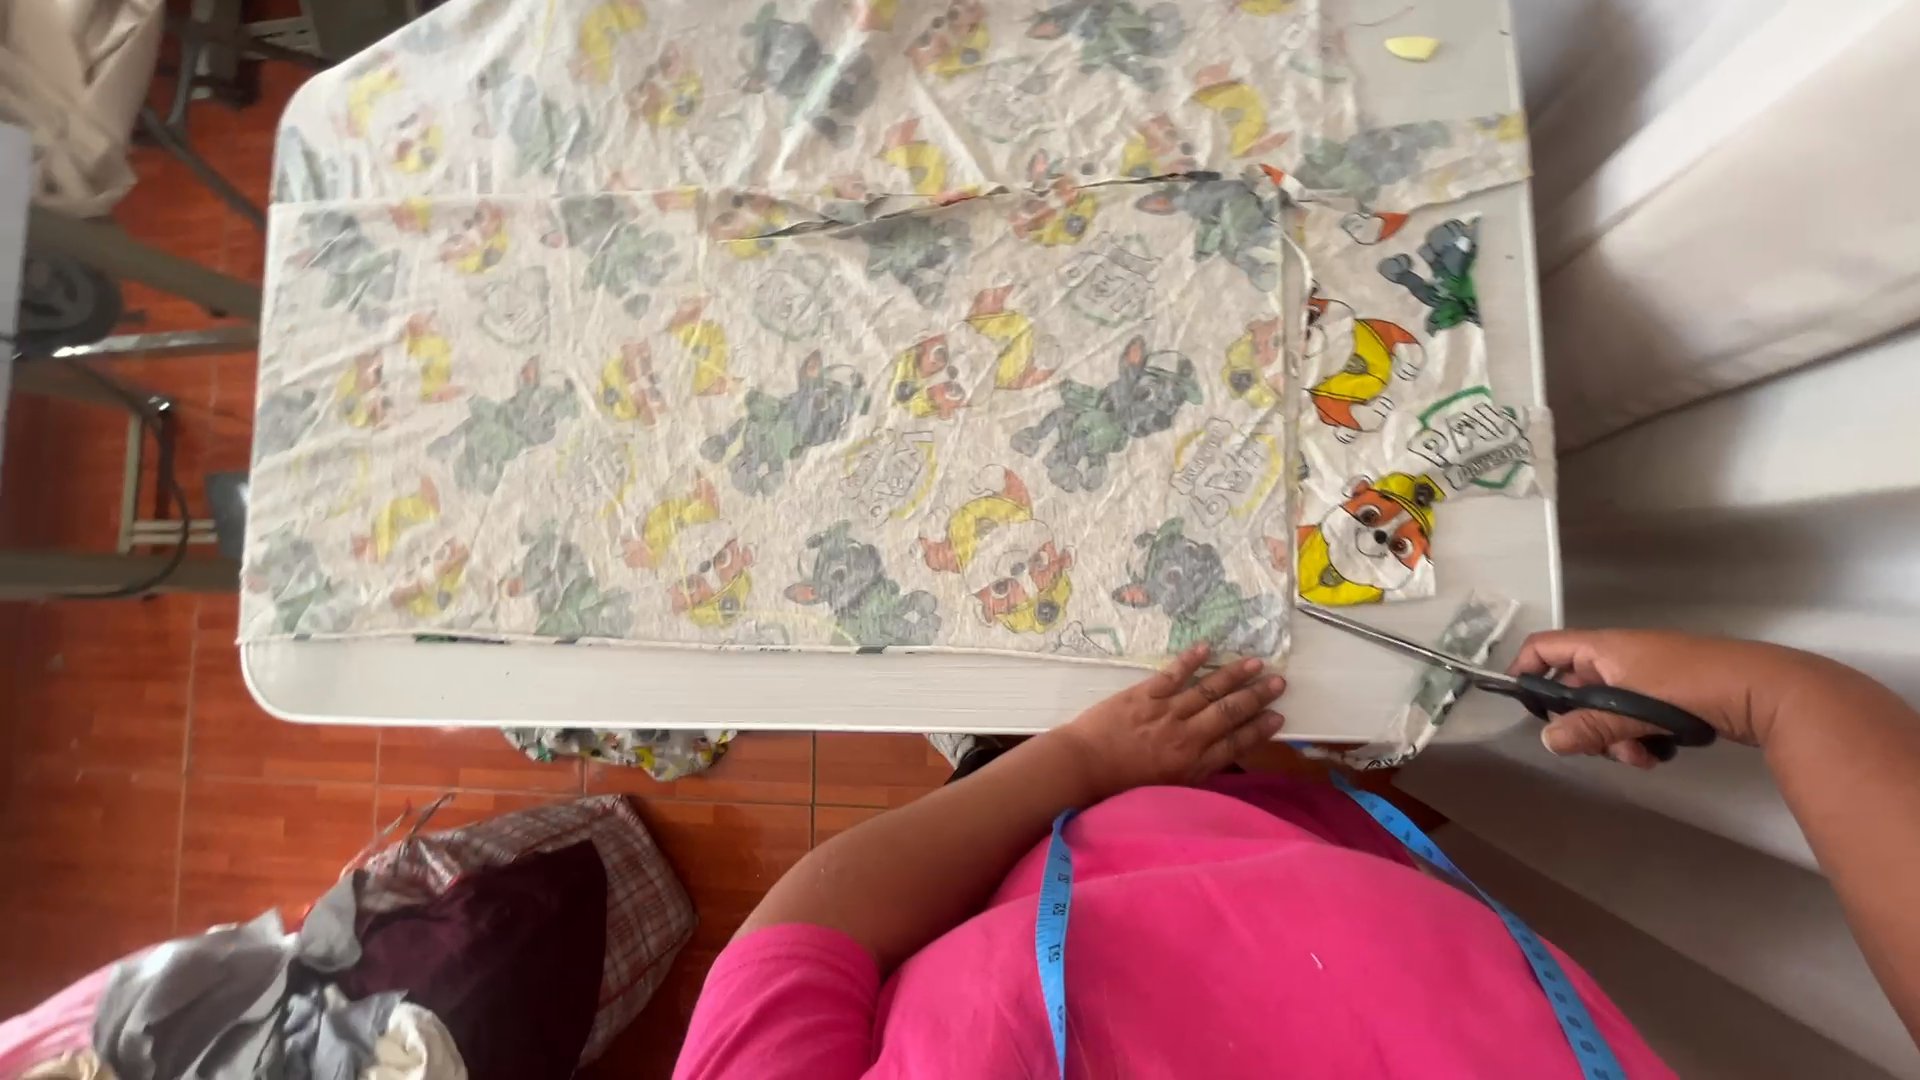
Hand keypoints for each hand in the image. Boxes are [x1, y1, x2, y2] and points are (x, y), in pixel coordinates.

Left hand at [1056, 643, 1286, 797]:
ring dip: (1234, 675)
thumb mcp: (1167, 789)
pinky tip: (1207, 648)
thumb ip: (1194, 772)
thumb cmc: (1121, 783)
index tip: (1279, 717)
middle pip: (1229, 713)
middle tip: (1280, 682)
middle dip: (1256, 697)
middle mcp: (1185, 737)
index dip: (1259, 730)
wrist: (1082, 767)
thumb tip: (1220, 756)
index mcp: (1192, 765)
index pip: (1235, 744)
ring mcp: (1165, 712)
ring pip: (1207, 690)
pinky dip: (1190, 660)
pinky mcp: (1143, 695)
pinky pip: (1173, 674)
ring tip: (1256, 664)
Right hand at [1509, 629, 1844, 768]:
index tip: (1526, 702)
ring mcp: (1648, 675)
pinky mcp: (1674, 694)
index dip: (1526, 669)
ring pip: (1608, 707)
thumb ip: (1588, 726)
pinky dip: (1639, 734)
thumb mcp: (1633, 708)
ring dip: (1613, 735)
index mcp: (1602, 648)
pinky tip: (1659, 753)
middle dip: (1582, 721)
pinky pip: (1637, 713)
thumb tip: (1547, 741)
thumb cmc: (1693, 686)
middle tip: (1595, 747)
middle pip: (1575, 686)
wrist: (1776, 690)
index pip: (1544, 648)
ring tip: (1638, 757)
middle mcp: (1619, 657)